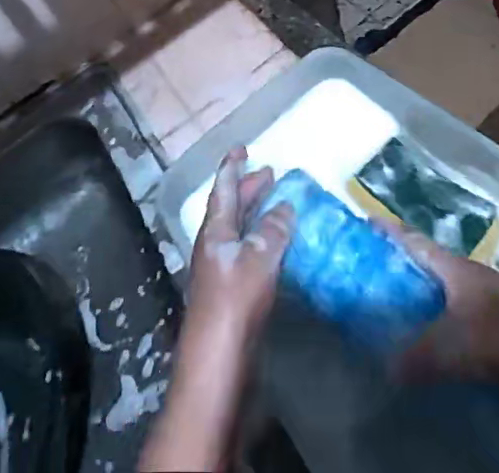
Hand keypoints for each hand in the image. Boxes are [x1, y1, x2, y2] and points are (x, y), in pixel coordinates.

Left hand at [186, 147, 293, 343]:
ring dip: (255, 212)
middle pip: (230, 206)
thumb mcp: (257, 259)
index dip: (232, 167)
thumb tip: (285, 207)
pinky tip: (276, 246)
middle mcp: (214, 241)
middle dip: (247, 187)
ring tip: (276, 203)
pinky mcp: (230, 287)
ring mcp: (220, 264)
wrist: (218, 350)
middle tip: (267, 172)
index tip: (241, 148)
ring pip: (237, 227)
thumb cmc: (235, 298)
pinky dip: (260, 237)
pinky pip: (245, 248)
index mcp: (215, 229)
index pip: (223, 189)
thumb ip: (271, 232)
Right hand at [374, 218, 498, 390]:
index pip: (409, 238)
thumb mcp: (457, 345)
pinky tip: (426, 348)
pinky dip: (438, 331)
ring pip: (440, 297)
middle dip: (394, 269)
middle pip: (422, 266)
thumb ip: (418, 355)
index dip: (384, 231)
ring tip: (386, 315)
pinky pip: (457, 324)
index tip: (358, 225)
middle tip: (360, 279)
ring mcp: (487, 303)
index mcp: (452, 265)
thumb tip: (386, 369)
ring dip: (417, 303)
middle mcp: (467, 277)